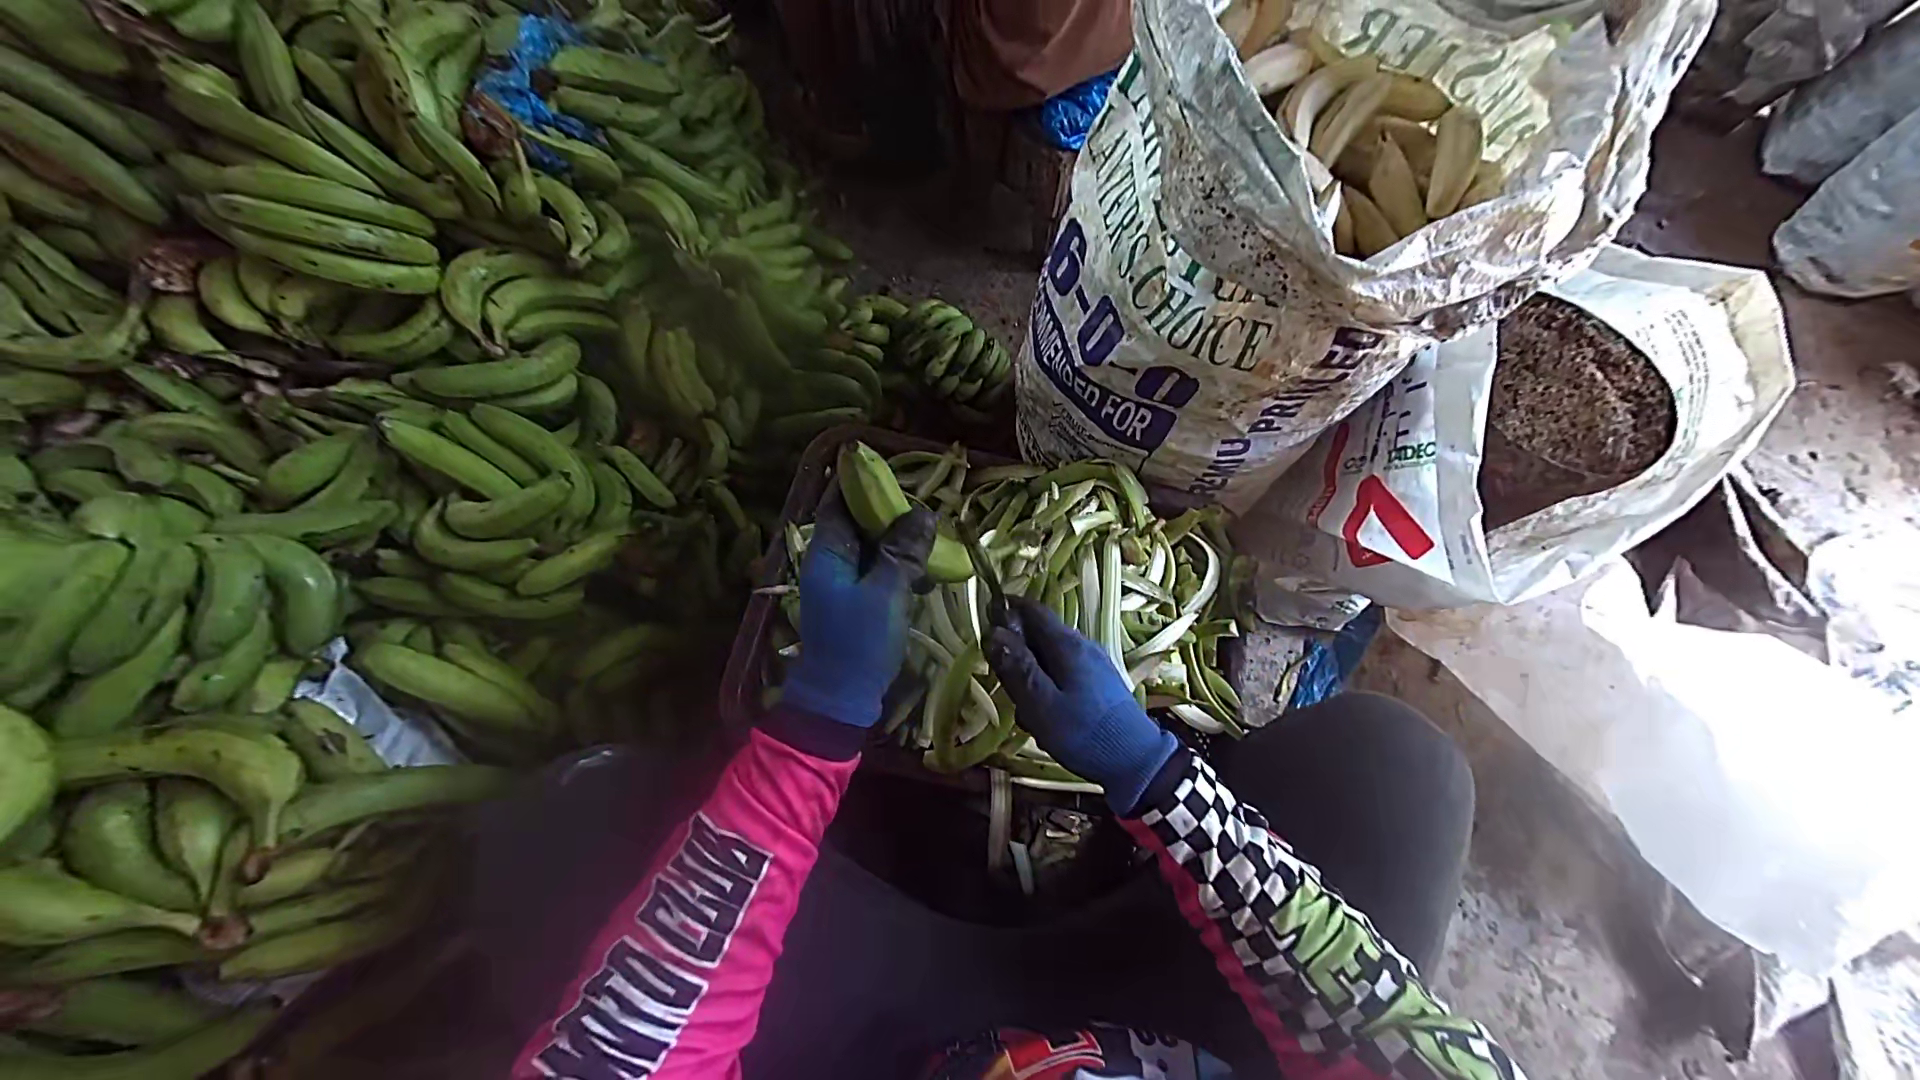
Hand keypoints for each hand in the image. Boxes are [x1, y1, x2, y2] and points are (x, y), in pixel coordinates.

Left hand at [780, 490, 933, 728]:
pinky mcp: (856, 600)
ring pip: (870, 546)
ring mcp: (842, 582)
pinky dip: (898, 565)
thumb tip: (923, 513)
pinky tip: (923, 573)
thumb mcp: (885, 593)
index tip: (885, 466)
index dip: (858, 481)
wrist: (841, 699)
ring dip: (897, 540)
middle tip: (921, 506)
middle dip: (888, 511)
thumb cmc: (859, 642)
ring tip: (928, 538)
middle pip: (856, 521)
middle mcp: (830, 562)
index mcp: (827, 553)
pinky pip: (877, 570)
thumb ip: (902, 551)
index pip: (837, 502)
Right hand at [986, 597, 1178, 814]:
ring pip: (1050, 657)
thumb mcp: (1040, 704)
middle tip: (1004, 684)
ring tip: (1027, 711)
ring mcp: (1094, 664)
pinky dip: (1048, 688)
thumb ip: (1017, 667)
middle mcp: (1082, 645)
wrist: (1135, 762)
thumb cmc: (1083, 732)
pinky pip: (1064, 674)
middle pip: (1039, 634)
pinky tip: (1047, 719)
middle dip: (1016, 652)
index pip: (1032, 609)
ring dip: (1031, 676)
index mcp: (1067, 644)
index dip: (1006, 610)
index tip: (985, 624)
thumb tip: (993, 633)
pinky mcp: (1099, 682)